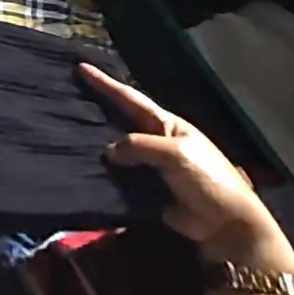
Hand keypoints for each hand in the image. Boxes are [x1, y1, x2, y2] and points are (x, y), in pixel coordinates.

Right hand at [80, 63, 293, 270]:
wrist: (228, 227)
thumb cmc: (209, 181)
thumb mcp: (176, 155)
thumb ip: (139, 146)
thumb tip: (109, 151)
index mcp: (166, 124)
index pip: (129, 98)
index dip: (105, 83)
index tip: (81, 67)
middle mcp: (154, 139)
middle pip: (119, 119)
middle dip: (96, 106)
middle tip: (68, 94)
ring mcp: (148, 164)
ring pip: (115, 148)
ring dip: (95, 141)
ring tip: (66, 128)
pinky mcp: (144, 188)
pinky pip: (117, 175)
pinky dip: (102, 170)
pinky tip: (81, 165)